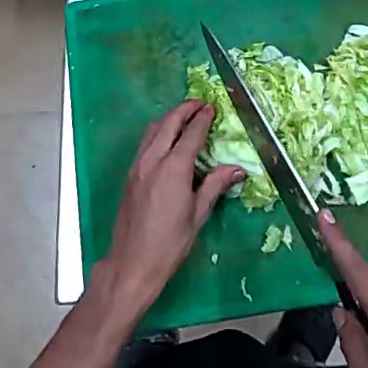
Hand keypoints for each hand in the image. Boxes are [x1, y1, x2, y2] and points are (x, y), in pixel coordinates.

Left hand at [93, 101, 247, 323]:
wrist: (132, 262)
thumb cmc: (170, 243)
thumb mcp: (198, 214)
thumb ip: (215, 185)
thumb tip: (237, 169)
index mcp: (174, 168)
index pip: (191, 134)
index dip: (203, 119)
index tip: (212, 108)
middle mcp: (153, 160)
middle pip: (168, 123)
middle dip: (184, 110)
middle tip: (200, 104)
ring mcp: (138, 165)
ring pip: (153, 130)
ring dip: (169, 118)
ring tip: (185, 116)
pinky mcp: (130, 174)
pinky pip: (145, 143)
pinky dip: (158, 132)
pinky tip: (167, 139)